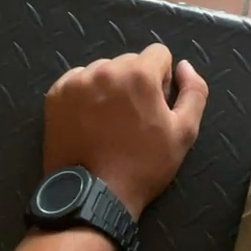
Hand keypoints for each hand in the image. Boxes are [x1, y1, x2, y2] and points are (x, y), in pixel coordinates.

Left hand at [42, 44, 207, 218]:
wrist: (93, 196)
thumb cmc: (143, 165)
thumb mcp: (184, 133)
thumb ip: (194, 91)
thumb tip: (184, 66)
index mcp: (139, 73)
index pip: (159, 54)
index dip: (162, 80)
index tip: (155, 106)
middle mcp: (106, 69)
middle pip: (130, 61)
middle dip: (135, 82)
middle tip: (132, 118)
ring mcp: (77, 80)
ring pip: (104, 70)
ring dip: (110, 86)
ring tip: (108, 122)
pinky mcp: (56, 93)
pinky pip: (78, 81)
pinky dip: (85, 94)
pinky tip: (88, 121)